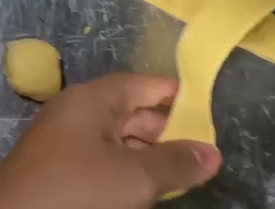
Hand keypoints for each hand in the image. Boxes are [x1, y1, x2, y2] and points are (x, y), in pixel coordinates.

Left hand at [0, 75, 219, 208]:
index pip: (137, 84)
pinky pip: (105, 159)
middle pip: (129, 111)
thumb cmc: (77, 189)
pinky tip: (151, 188)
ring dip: (150, 153)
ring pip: (118, 138)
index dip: (170, 93)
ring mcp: (67, 140)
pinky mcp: (62, 168)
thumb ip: (174, 163)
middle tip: (207, 148)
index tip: (206, 105)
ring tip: (189, 171)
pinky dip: (131, 169)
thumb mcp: (133, 178)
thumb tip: (212, 150)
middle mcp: (77, 112)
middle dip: (166, 128)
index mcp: (90, 100)